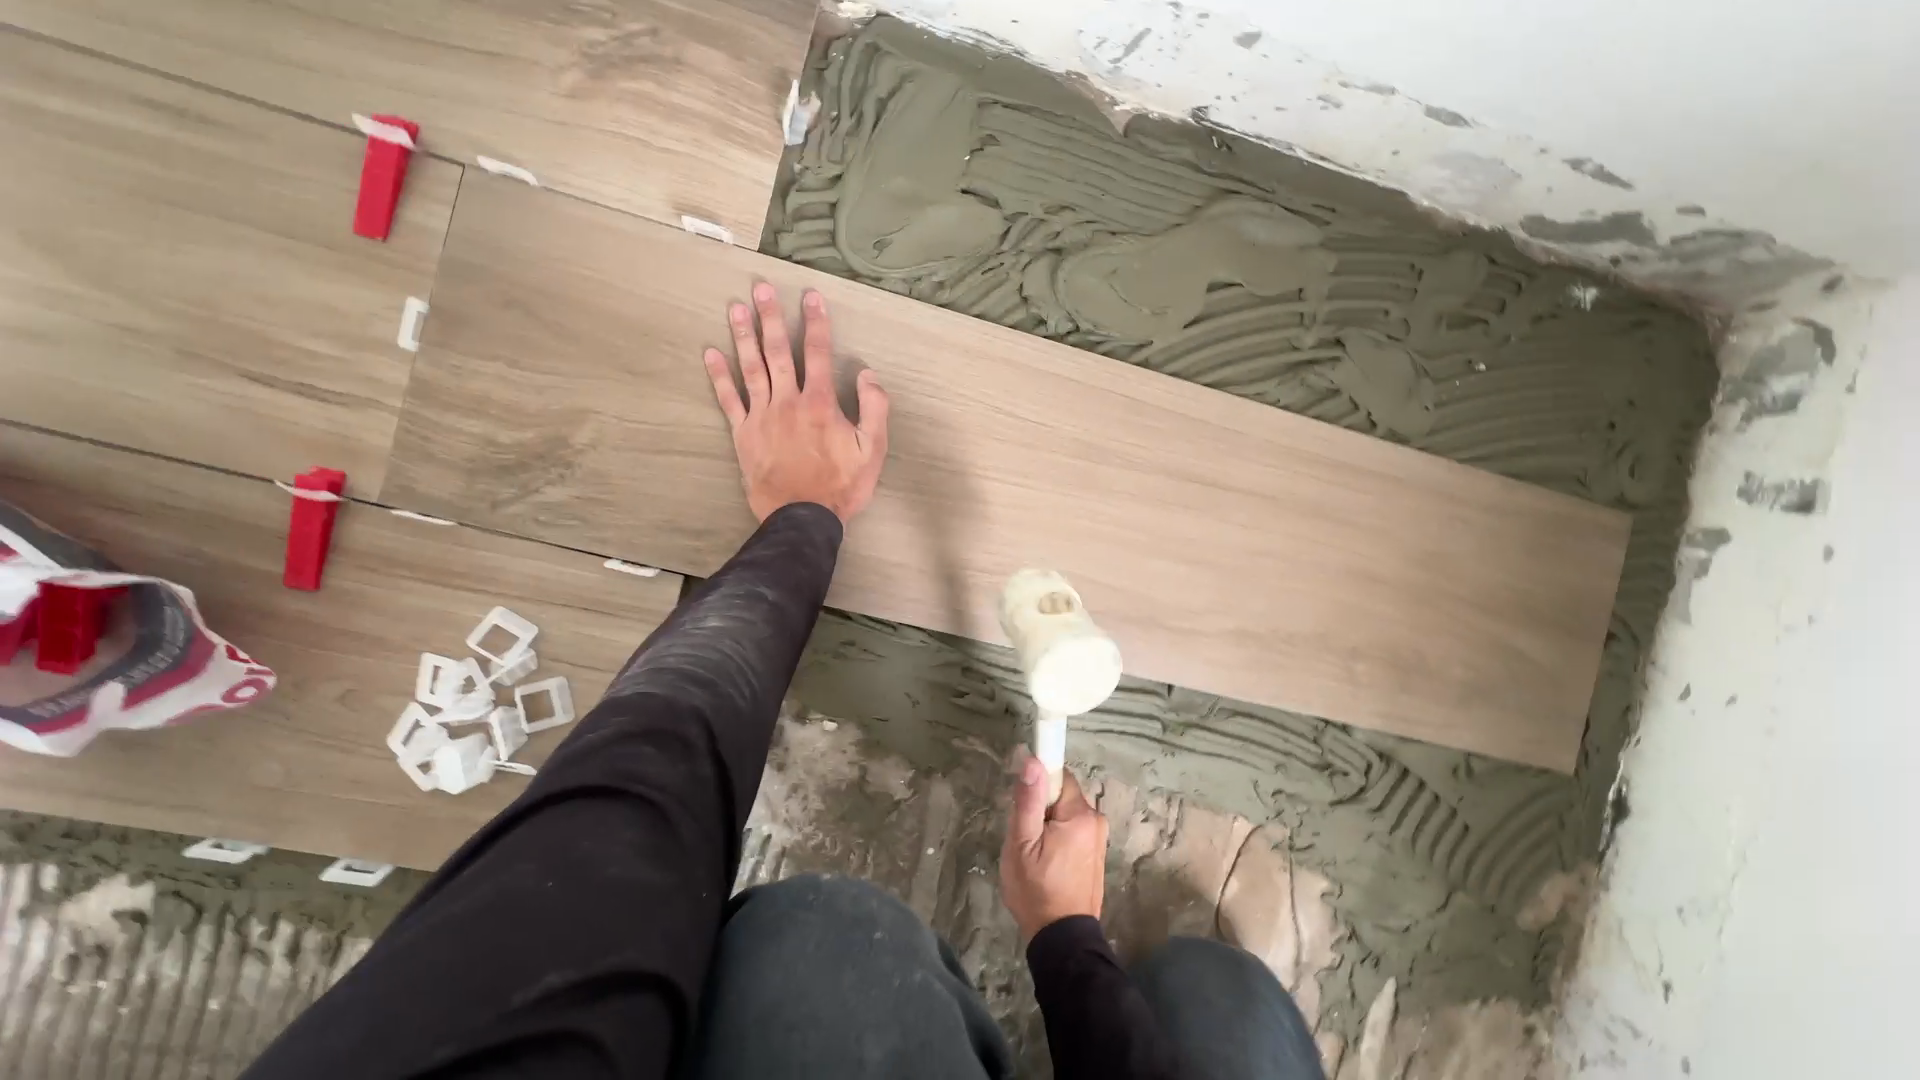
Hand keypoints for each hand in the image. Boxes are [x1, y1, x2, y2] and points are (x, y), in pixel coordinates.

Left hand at [703, 282, 889, 523]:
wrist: (802, 518)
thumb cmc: (841, 487)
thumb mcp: (874, 451)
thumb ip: (875, 409)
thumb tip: (868, 374)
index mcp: (821, 403)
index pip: (819, 353)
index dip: (817, 322)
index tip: (811, 295)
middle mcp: (789, 401)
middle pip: (779, 351)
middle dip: (771, 317)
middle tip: (760, 287)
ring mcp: (763, 416)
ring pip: (751, 368)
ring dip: (743, 336)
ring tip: (735, 308)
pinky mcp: (744, 434)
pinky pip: (728, 399)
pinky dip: (719, 376)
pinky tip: (710, 354)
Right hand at [999, 749, 1109, 943]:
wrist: (1062, 939)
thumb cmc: (1037, 890)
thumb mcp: (1022, 844)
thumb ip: (1028, 801)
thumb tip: (1033, 760)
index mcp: (1080, 815)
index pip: (1058, 777)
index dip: (1037, 788)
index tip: (1023, 808)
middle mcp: (1096, 821)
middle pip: (1061, 797)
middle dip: (1040, 810)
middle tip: (1024, 839)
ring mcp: (1099, 840)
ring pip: (1065, 816)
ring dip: (1047, 827)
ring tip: (1033, 855)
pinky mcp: (1095, 855)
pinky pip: (1072, 832)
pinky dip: (1057, 841)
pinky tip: (1046, 864)